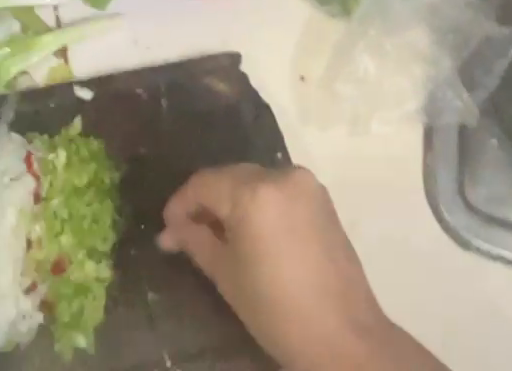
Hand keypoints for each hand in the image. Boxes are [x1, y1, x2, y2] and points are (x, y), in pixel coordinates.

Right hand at [157, 164, 445, 370]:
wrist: (344, 337)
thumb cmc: (276, 309)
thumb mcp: (225, 274)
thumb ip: (195, 240)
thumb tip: (171, 230)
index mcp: (253, 192)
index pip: (203, 183)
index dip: (180, 204)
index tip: (167, 229)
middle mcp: (280, 175)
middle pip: (229, 177)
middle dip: (205, 202)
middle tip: (185, 232)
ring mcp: (305, 185)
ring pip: (254, 181)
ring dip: (232, 201)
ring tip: (216, 233)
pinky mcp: (322, 199)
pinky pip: (277, 190)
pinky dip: (258, 203)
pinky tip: (249, 230)